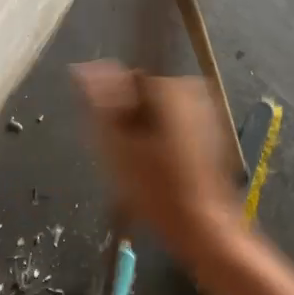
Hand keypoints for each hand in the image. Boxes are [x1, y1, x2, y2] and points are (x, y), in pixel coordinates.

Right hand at [73, 59, 239, 257]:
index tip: (114, 138)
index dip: (114, 110)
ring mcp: (206, 113)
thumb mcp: (113, 142)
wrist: (200, 227)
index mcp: (170, 86)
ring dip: (143, 134)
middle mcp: (193, 91)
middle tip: (125, 155)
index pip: (124, 81)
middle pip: (141, 96)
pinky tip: (159, 171)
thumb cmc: (153, 186)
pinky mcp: (210, 134)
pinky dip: (162, 144)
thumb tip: (82, 67)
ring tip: (141, 167)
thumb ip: (98, 100)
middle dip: (129, 120)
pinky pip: (172, 128)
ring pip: (155, 114)